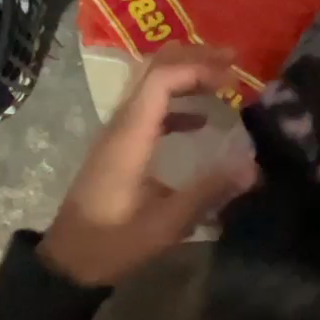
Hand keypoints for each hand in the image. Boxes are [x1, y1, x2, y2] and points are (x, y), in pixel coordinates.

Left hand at [38, 44, 257, 286]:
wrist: (68, 262)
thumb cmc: (113, 243)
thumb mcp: (165, 224)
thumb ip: (208, 192)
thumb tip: (252, 167)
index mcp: (130, 136)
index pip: (161, 79)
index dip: (198, 68)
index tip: (233, 73)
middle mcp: (120, 125)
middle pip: (153, 70)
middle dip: (193, 58)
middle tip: (233, 60)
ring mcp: (116, 135)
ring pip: (149, 86)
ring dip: (185, 76)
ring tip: (224, 81)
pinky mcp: (118, 148)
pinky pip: (148, 110)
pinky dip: (176, 103)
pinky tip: (202, 121)